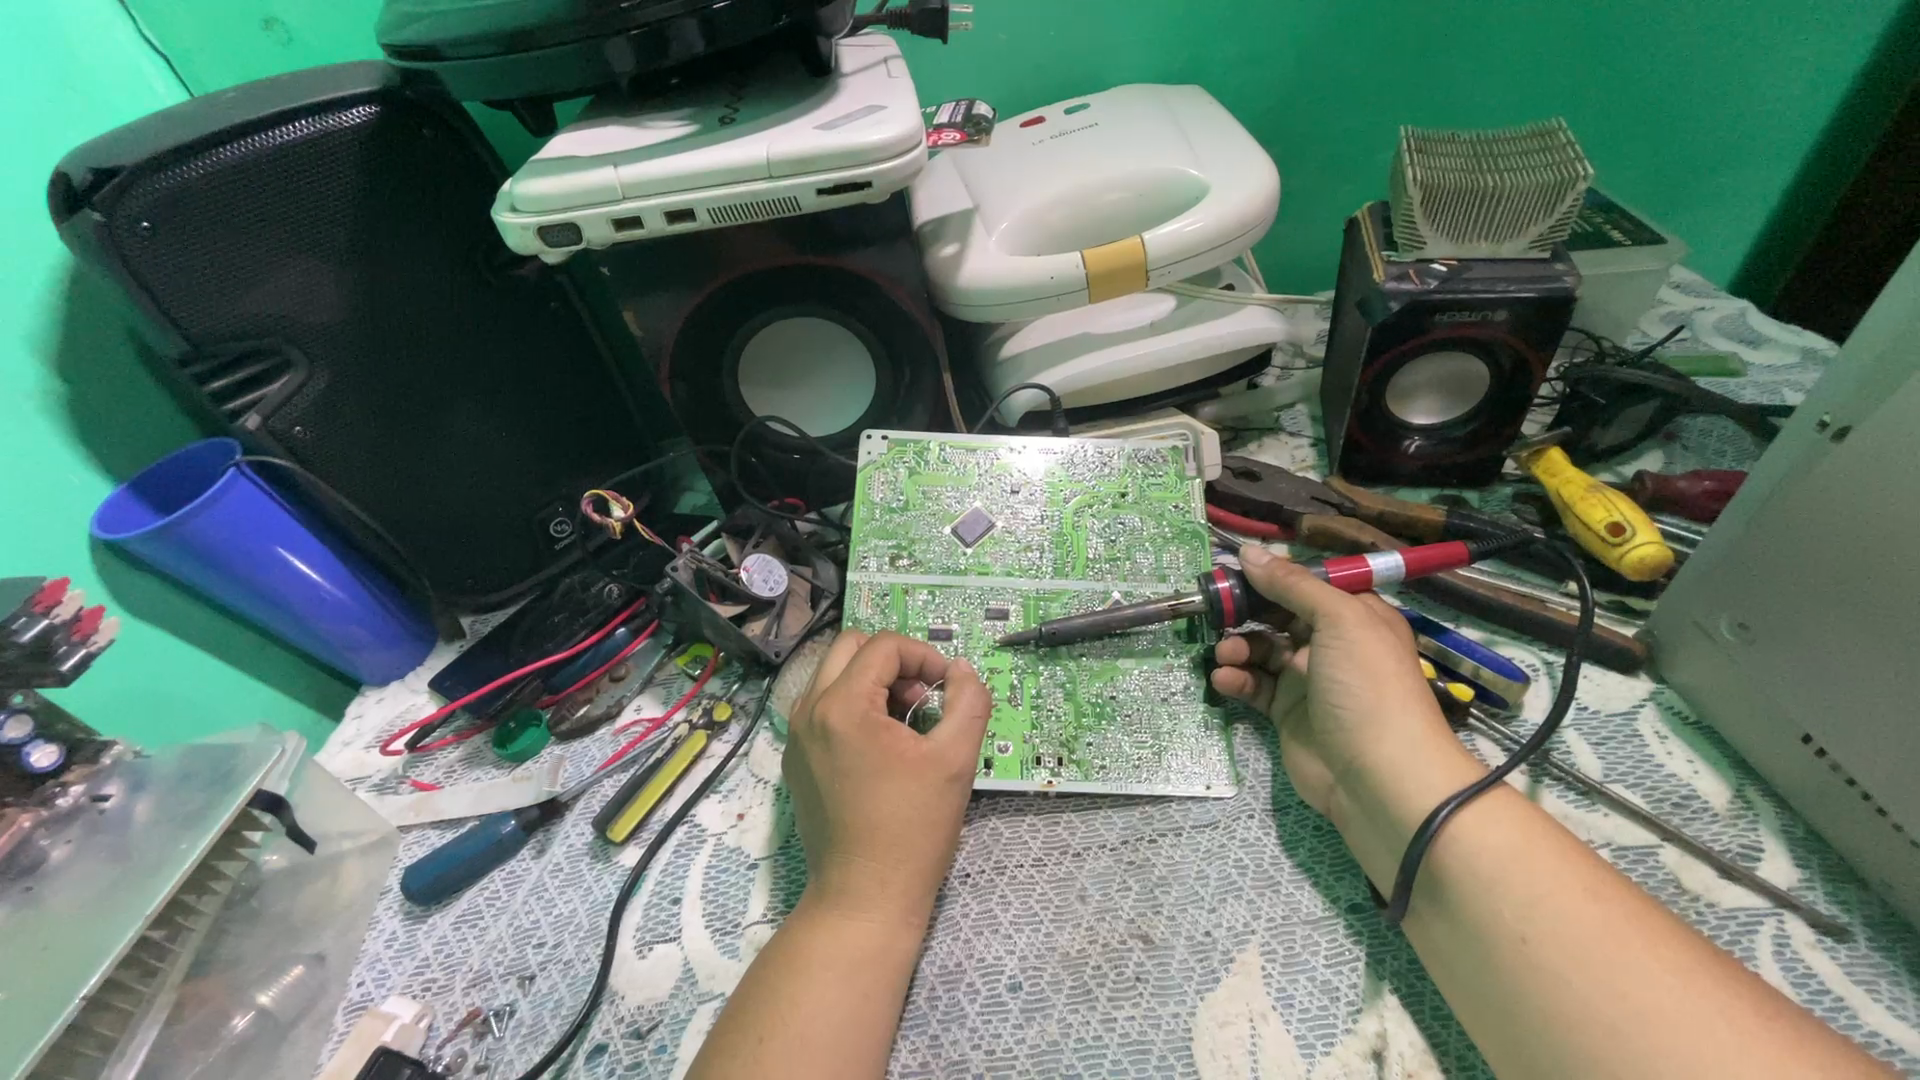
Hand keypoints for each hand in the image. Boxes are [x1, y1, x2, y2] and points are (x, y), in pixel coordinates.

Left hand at [785, 630, 990, 928]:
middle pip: (851, 647)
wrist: (863, 897)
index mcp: (843, 705)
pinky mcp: (795, 760)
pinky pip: (823, 708)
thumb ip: (968, 701)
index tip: (948, 690)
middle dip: (894, 662)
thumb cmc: (913, 828)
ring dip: (873, 683)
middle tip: (922, 700)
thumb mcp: (956, 760)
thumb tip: (961, 669)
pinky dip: (854, 708)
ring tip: (905, 725)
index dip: (925, 656)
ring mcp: (796, 736)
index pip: (885, 646)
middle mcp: (809, 710)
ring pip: (834, 675)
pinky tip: (881, 751)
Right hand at [1210, 546, 1482, 838]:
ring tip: (1226, 653)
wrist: (1379, 776)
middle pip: (1279, 615)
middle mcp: (1332, 644)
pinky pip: (1254, 685)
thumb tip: (1248, 551)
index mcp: (1355, 616)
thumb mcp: (1338, 620)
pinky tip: (1226, 679)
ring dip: (1238, 646)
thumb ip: (1292, 584)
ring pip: (1262, 650)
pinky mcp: (1287, 713)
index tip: (1234, 569)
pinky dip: (1237, 679)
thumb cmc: (1366, 685)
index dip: (1273, 575)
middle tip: (1215, 609)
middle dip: (1246, 611)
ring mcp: (1309, 680)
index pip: (1309, 584)